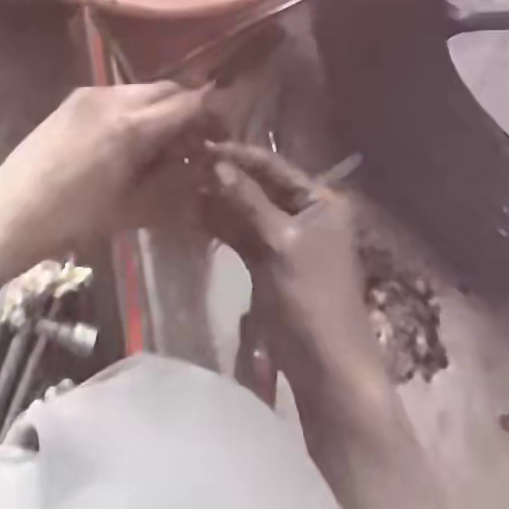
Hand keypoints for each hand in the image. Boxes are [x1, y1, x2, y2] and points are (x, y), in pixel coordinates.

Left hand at [0, 82, 210, 285]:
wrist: (9, 211)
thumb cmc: (74, 219)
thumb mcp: (135, 207)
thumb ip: (176, 180)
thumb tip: (205, 162)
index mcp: (131, 125)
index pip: (189, 102)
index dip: (213, 114)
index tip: (223, 134)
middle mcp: (113, 97)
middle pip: (169, 89)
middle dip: (189, 109)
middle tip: (198, 140)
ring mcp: (90, 93)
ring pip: (144, 90)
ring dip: (163, 108)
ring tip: (166, 142)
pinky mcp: (75, 97)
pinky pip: (119, 95)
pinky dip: (137, 110)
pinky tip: (134, 138)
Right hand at [202, 142, 381, 395]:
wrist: (325, 364)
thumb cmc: (311, 296)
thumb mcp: (280, 242)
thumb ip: (248, 201)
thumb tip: (215, 163)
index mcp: (319, 201)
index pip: (274, 166)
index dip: (239, 155)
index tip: (202, 144)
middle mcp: (303, 212)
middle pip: (259, 186)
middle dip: (226, 177)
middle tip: (186, 162)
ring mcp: (283, 237)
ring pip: (246, 209)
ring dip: (219, 199)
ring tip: (182, 183)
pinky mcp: (266, 260)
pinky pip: (240, 233)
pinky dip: (220, 225)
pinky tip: (192, 213)